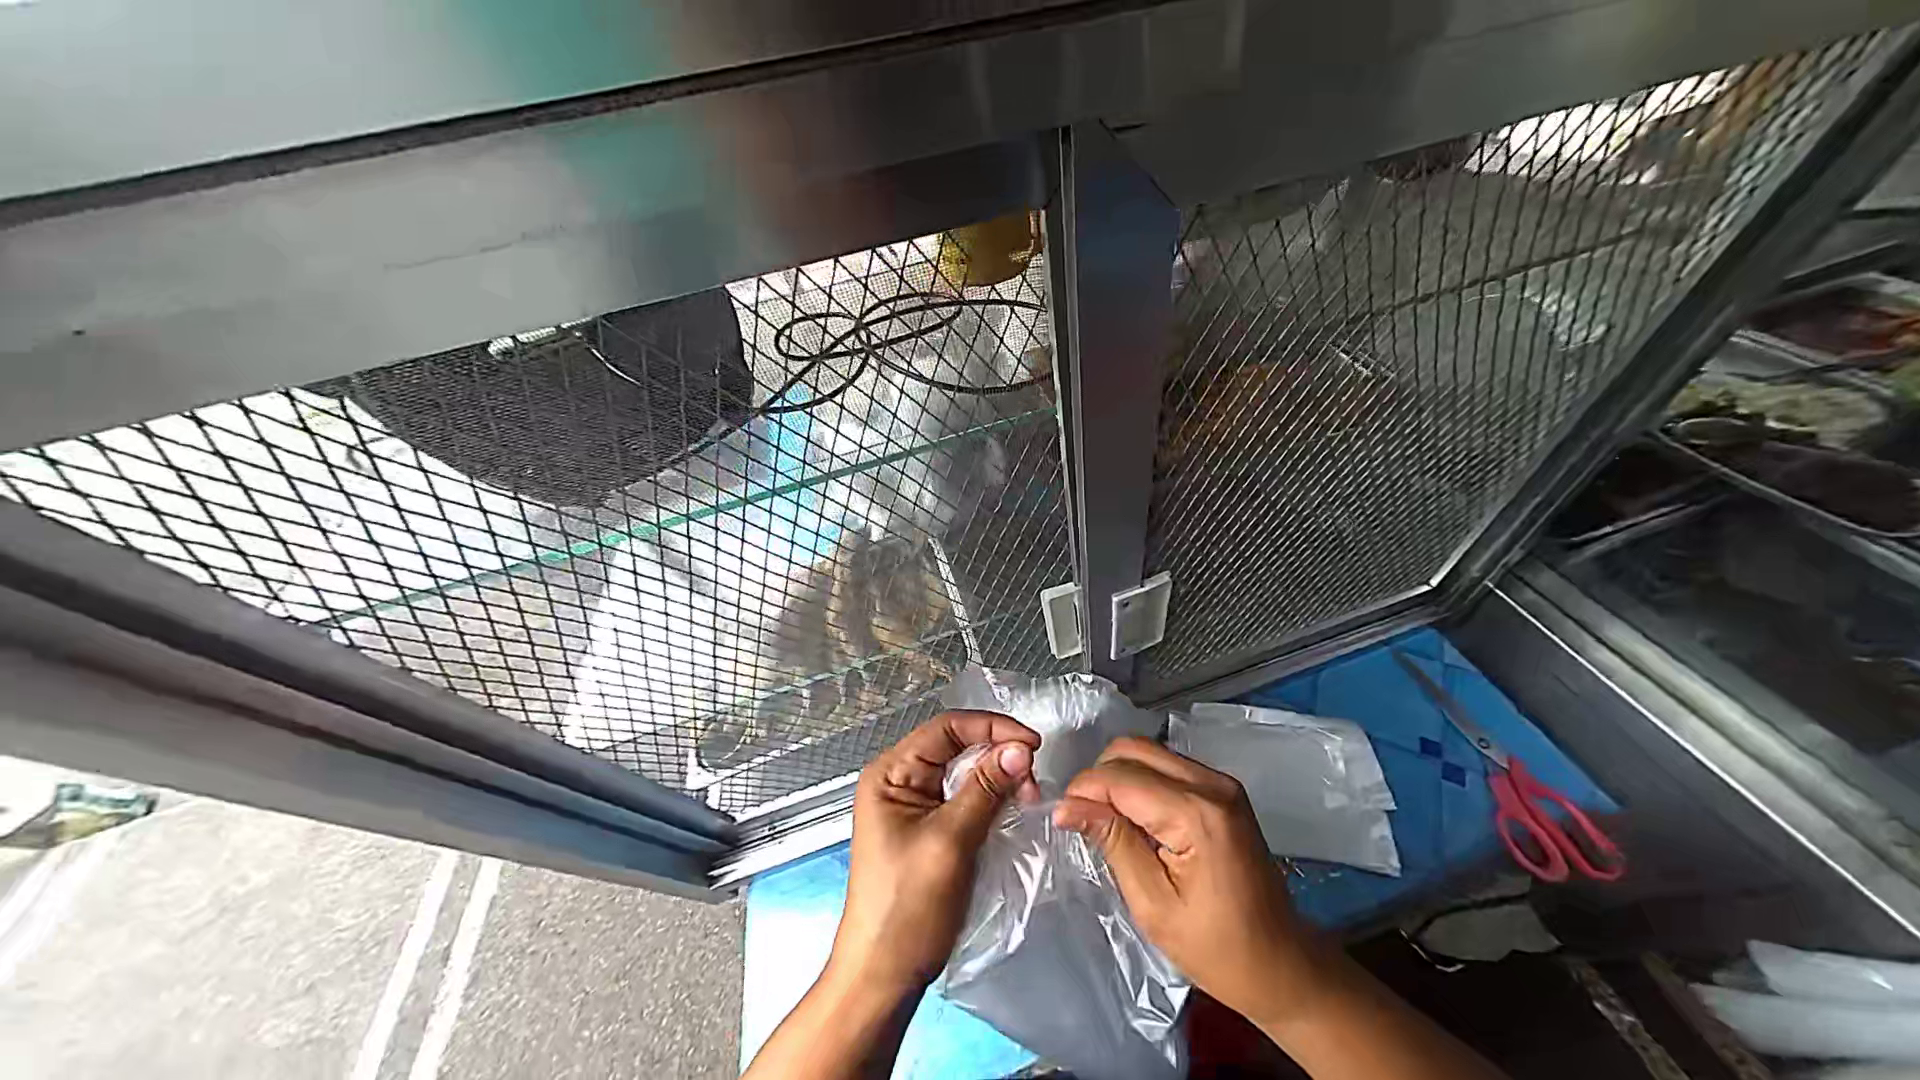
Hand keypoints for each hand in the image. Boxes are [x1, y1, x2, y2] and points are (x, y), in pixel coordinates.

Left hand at [829, 709, 1040, 993]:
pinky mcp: (928, 827)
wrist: (883, 974)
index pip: (946, 728)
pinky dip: (990, 799)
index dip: (991, 728)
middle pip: (956, 746)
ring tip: (1027, 795)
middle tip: (1032, 778)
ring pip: (964, 772)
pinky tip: (1011, 808)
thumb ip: (985, 789)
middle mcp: (899, 780)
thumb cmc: (908, 907)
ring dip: (998, 778)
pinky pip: (964, 798)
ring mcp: (913, 805)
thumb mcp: (950, 841)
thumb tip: (1020, 749)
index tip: (1032, 744)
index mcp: (891, 773)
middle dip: (998, 754)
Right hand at [1052, 737, 1326, 1028]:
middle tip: (1085, 819)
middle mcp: (1211, 784)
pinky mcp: (1222, 789)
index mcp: (1196, 814)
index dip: (1082, 791)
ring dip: (1119, 776)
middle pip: (1132, 749)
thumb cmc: (1217, 948)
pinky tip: (1137, 819)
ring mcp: (1221, 782)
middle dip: (1098, 777)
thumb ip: (1112, 842)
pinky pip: (1166, 764)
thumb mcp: (1153, 904)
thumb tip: (1066, 807)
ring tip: (1108, 820)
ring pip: (1147, 750)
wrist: (1283, 964)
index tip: (1062, 818)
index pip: (1119, 777)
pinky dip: (1140, 780)